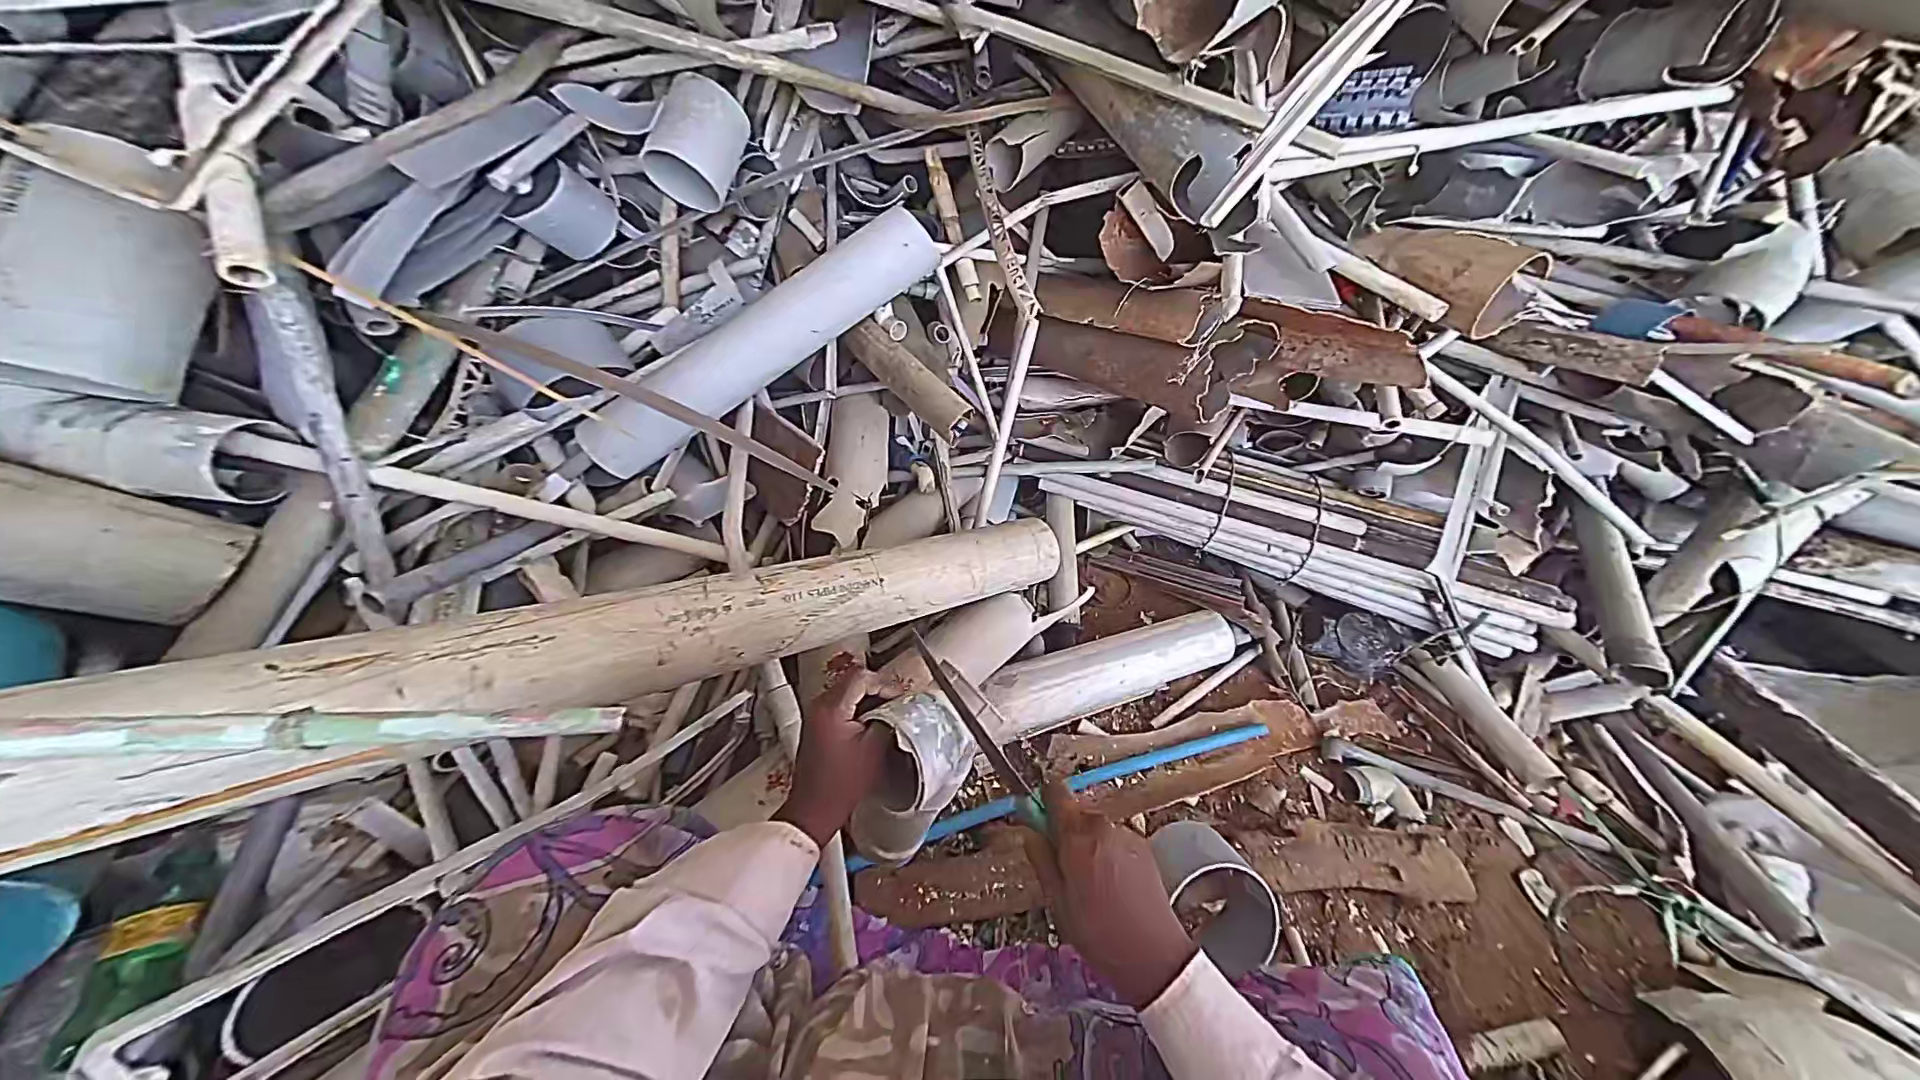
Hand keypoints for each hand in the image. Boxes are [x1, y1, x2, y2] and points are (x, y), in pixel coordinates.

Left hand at [773, 663, 891, 846]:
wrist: (815, 808)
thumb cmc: (840, 786)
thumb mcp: (873, 749)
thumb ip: (888, 720)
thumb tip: (898, 706)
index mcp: (831, 708)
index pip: (861, 677)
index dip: (885, 685)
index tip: (899, 697)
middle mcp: (819, 706)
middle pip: (854, 681)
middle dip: (879, 690)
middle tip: (898, 704)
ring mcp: (816, 715)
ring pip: (849, 692)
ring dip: (870, 700)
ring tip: (888, 716)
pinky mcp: (818, 724)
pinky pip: (842, 705)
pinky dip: (859, 710)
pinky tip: (872, 726)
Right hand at [1023, 778, 1196, 1006]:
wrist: (1154, 955)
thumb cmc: (1097, 931)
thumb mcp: (1056, 901)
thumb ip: (1041, 859)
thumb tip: (1029, 833)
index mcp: (1077, 833)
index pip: (1055, 791)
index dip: (1044, 802)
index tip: (1039, 823)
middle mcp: (1103, 824)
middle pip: (1076, 811)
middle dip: (1067, 831)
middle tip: (1065, 868)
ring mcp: (1126, 833)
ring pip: (1096, 827)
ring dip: (1089, 843)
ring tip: (1092, 882)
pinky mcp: (1144, 846)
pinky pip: (1115, 839)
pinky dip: (1109, 852)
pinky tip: (1113, 884)